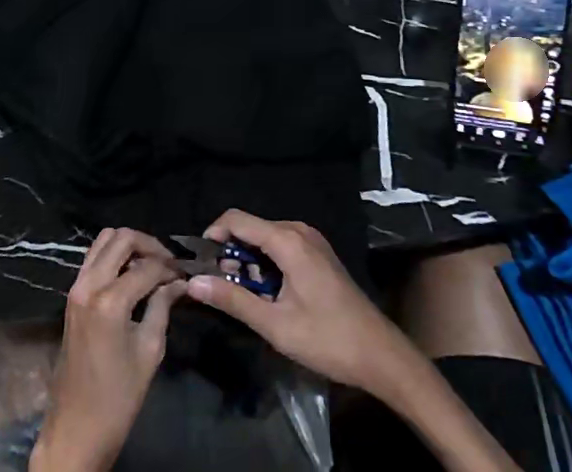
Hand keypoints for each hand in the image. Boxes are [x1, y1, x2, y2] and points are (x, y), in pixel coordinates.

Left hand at [31, 228, 187, 471]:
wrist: (76, 427)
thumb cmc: (118, 396)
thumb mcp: (150, 350)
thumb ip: (162, 306)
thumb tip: (179, 282)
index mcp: (109, 300)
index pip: (148, 266)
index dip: (171, 267)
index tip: (187, 274)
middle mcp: (88, 285)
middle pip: (122, 238)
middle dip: (149, 245)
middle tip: (169, 265)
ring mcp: (76, 288)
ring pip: (104, 241)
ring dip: (129, 247)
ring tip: (151, 266)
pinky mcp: (72, 295)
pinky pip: (93, 258)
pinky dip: (114, 257)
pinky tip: (132, 275)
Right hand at [185, 210, 419, 399]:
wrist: (379, 353)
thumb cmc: (326, 338)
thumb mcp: (274, 324)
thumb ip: (232, 299)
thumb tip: (193, 282)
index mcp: (288, 240)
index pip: (236, 219)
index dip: (212, 236)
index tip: (199, 265)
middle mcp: (299, 230)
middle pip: (250, 228)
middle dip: (230, 254)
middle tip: (221, 290)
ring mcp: (311, 240)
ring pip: (264, 239)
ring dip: (248, 262)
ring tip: (245, 298)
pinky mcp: (317, 253)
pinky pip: (280, 247)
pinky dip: (266, 265)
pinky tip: (267, 295)